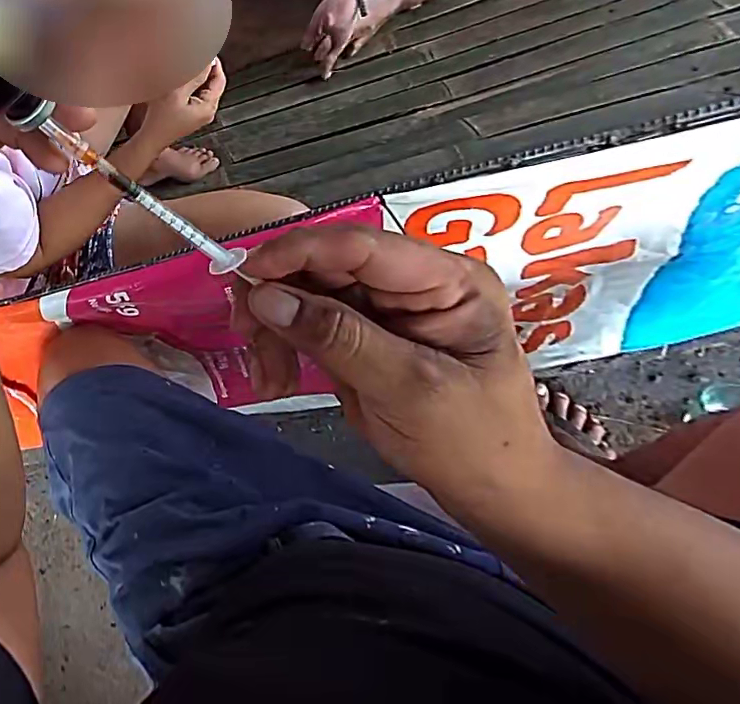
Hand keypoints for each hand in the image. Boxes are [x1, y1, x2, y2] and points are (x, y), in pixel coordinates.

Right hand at [137, 59, 224, 146]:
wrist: (148, 138)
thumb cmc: (159, 119)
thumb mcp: (176, 92)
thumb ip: (194, 76)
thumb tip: (207, 61)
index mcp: (208, 107)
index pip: (219, 79)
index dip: (213, 63)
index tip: (205, 51)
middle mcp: (206, 112)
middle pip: (212, 84)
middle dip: (204, 68)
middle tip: (194, 55)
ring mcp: (197, 115)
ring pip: (202, 89)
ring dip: (195, 76)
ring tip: (185, 65)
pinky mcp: (187, 115)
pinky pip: (192, 95)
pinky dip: (188, 85)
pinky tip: (178, 80)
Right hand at [229, 224, 557, 501]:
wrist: (495, 495)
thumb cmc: (476, 444)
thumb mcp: (409, 390)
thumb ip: (339, 338)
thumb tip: (266, 298)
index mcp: (446, 279)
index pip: (360, 245)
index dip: (298, 251)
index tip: (247, 273)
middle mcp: (410, 280)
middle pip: (323, 264)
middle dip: (278, 295)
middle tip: (243, 328)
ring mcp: (382, 305)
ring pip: (303, 290)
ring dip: (274, 327)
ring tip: (267, 372)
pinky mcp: (358, 329)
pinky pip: (303, 320)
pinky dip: (280, 345)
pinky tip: (275, 375)